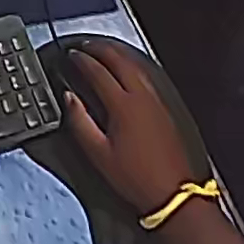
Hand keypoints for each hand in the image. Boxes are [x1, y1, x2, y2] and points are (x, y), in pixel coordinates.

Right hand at [61, 39, 201, 213]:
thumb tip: (68, 97)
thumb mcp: (98, 153)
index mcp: (122, 106)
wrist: (176, 197)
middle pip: (119, 60)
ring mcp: (157, 101)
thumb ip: (79, 121)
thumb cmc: (135, 177)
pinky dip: (130, 64)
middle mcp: (141, 97)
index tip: (71, 55)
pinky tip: (126, 68)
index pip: (98, 72)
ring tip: (103, 50)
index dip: (81, 60)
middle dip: (99, 48)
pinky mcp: (166, 108)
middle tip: (84, 45)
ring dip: (116, 53)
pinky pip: (145, 75)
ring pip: (135, 65)